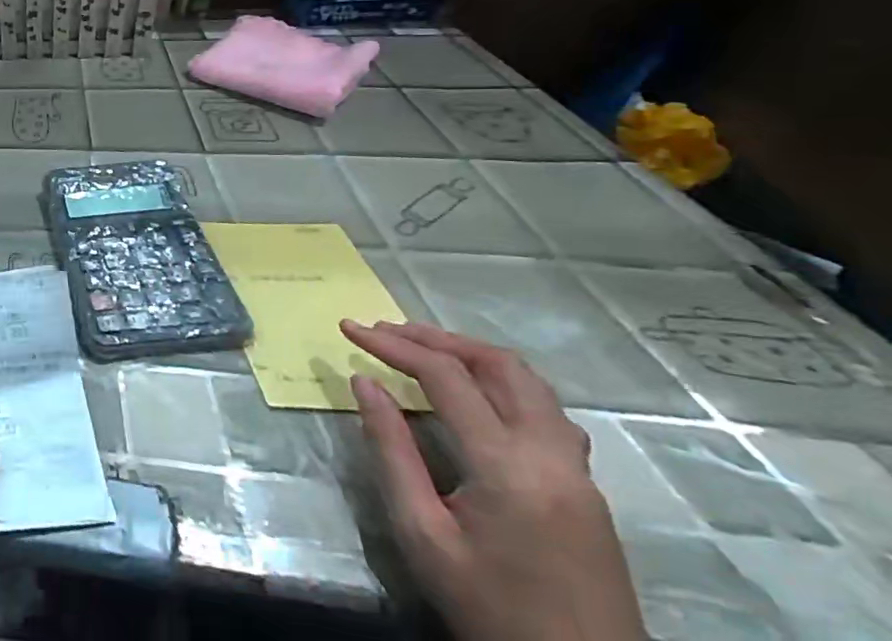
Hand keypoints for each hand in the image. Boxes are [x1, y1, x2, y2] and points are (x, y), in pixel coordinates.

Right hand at [341, 320, 644, 640]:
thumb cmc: (488, 607)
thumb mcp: (421, 533)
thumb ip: (391, 451)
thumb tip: (365, 383)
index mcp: (509, 466)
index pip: (447, 378)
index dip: (393, 346)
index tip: (349, 328)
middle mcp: (553, 454)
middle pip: (500, 365)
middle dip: (437, 338)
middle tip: (385, 330)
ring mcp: (578, 469)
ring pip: (530, 383)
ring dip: (473, 355)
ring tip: (423, 349)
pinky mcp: (586, 485)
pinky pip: (546, 409)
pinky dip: (502, 382)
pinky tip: (475, 395)